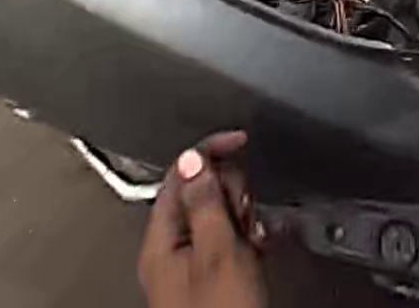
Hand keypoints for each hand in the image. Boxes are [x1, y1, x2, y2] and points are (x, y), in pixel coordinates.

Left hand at [138, 131, 266, 307]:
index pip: (179, 173)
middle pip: (198, 191)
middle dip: (228, 189)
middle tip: (243, 207)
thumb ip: (205, 199)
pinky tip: (257, 244)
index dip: (209, 151)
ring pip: (215, 213)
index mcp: (162, 239)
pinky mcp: (210, 278)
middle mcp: (170, 249)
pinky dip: (243, 234)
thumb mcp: (218, 250)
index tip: (239, 140)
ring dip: (238, 212)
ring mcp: (190, 265)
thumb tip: (193, 156)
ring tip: (251, 232)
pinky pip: (226, 237)